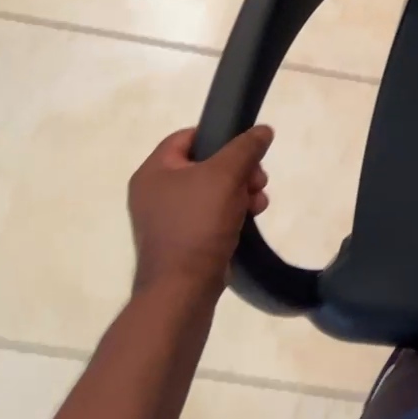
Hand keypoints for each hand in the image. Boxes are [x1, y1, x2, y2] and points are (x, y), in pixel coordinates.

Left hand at [127, 126, 273, 298]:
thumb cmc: (198, 223)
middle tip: (258, 180)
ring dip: (242, 190)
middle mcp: (155, 192)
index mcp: (154, 172)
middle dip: (240, 169)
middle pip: (207, 163)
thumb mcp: (226, 175)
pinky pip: (212, 212)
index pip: (188, 136)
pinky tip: (250, 216)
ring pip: (215, 188)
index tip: (246, 148)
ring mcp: (168, 218)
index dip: (220, 135)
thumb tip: (263, 130)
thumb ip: (246, 147)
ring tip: (258, 202)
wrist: (183, 288)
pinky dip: (233, 210)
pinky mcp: (183, 238)